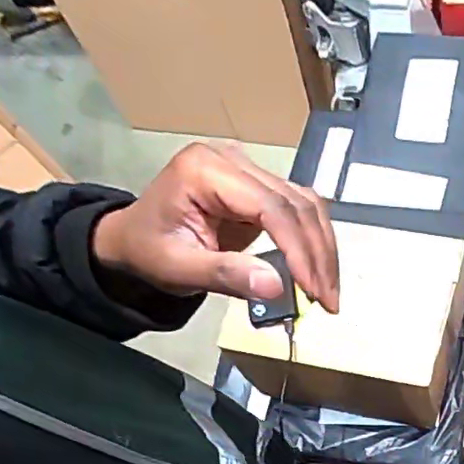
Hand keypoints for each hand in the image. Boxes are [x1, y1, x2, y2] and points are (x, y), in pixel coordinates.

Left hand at [92, 142, 339, 309]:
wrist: (136, 240)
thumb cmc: (150, 252)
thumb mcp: (178, 268)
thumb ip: (225, 274)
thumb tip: (276, 287)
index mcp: (206, 170)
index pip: (272, 207)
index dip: (299, 251)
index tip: (313, 292)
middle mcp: (233, 161)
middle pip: (297, 205)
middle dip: (318, 257)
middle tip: (327, 301)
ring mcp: (251, 172)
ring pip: (308, 207)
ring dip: (324, 251)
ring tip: (327, 292)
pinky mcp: (264, 188)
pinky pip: (304, 212)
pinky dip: (318, 244)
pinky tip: (320, 273)